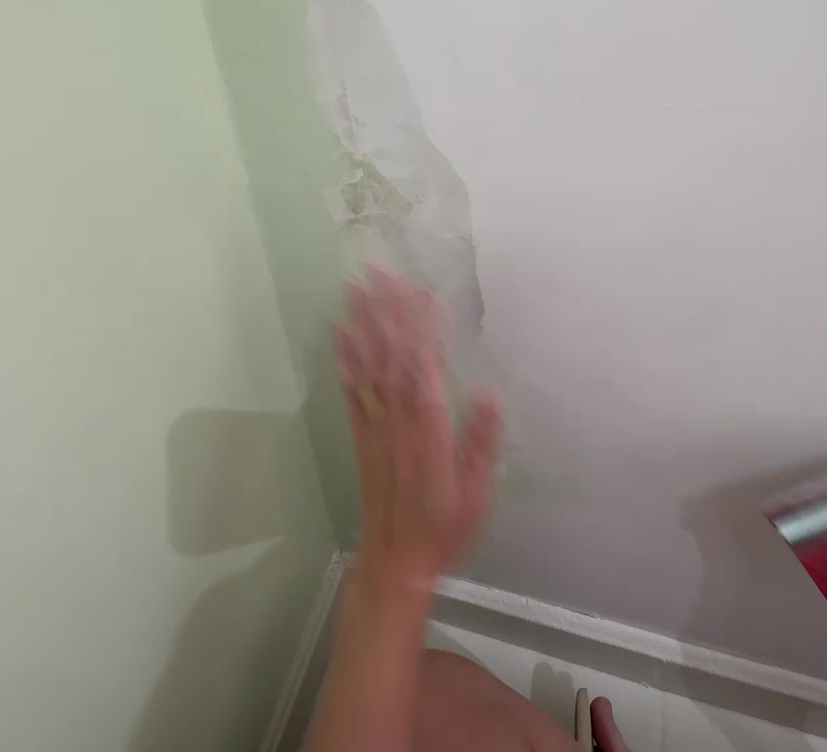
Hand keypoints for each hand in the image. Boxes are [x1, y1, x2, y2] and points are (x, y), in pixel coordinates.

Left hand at [332, 268, 502, 592]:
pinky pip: (350, 388)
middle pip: (390, 352)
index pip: (424, 363)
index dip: (421, 326)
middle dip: (385, 308)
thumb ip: (480, 441)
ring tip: (354, 285)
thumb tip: (487, 393)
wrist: (396, 558)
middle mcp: (397, 416)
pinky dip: (344, 356)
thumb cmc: (446, 526)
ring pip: (367, 362)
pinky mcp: (361, 433)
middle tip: (377, 269)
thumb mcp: (477, 491)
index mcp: (429, 426)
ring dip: (361, 321)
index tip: (421, 289)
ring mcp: (375, 422)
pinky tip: (339, 331)